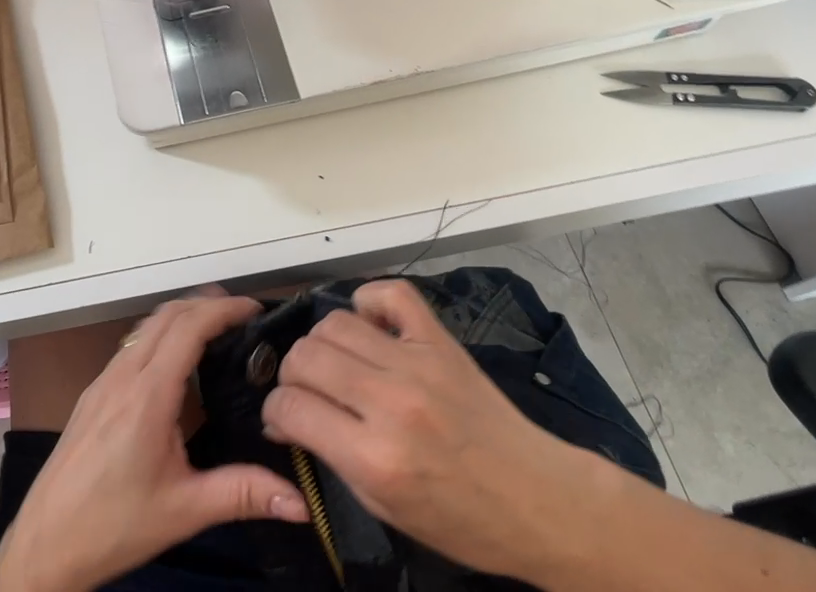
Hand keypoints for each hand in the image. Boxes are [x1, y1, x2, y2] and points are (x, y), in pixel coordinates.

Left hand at [0, 295, 310, 591]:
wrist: (46, 543)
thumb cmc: (114, 525)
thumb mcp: (185, 510)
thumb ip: (244, 494)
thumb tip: (301, 502)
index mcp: (147, 395)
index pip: (188, 329)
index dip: (223, 310)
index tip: (255, 309)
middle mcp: (121, 377)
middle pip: (164, 317)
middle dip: (204, 304)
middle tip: (243, 313)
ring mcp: (102, 384)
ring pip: (144, 329)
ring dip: (179, 317)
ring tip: (216, 328)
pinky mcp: (91, 397)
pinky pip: (130, 348)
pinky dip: (159, 336)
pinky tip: (175, 364)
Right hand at [261, 279, 606, 581]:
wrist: (539, 501)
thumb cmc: (461, 520)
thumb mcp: (382, 508)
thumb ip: (331, 456)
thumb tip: (285, 419)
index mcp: (373, 457)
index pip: (290, 406)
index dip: (275, 411)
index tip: (283, 419)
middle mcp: (390, 402)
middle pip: (304, 356)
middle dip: (291, 375)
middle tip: (308, 392)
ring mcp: (418, 365)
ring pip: (334, 324)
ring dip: (322, 344)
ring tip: (337, 365)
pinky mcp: (441, 342)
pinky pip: (391, 295)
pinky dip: (369, 301)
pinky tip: (369, 326)